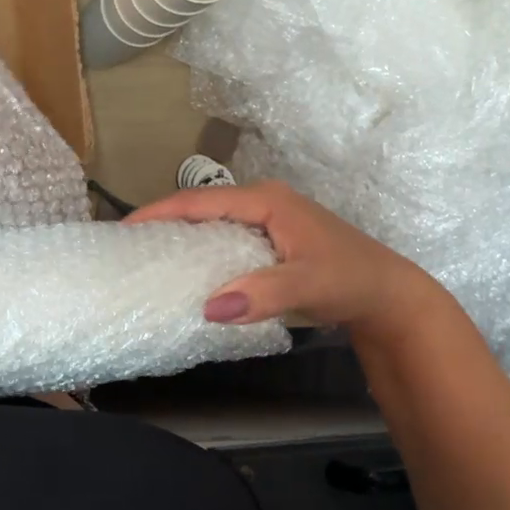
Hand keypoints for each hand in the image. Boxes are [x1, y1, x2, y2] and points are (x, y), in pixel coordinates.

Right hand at [126, 180, 443, 338]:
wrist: (388, 297)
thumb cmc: (350, 282)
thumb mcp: (309, 285)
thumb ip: (263, 294)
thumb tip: (210, 308)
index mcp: (266, 201)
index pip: (200, 201)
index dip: (158, 213)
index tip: (121, 231)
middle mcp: (261, 203)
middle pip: (198, 207)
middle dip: (159, 222)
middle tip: (123, 246)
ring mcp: (264, 221)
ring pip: (207, 223)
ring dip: (175, 237)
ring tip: (141, 258)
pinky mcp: (266, 242)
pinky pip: (219, 240)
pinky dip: (195, 251)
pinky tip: (181, 272)